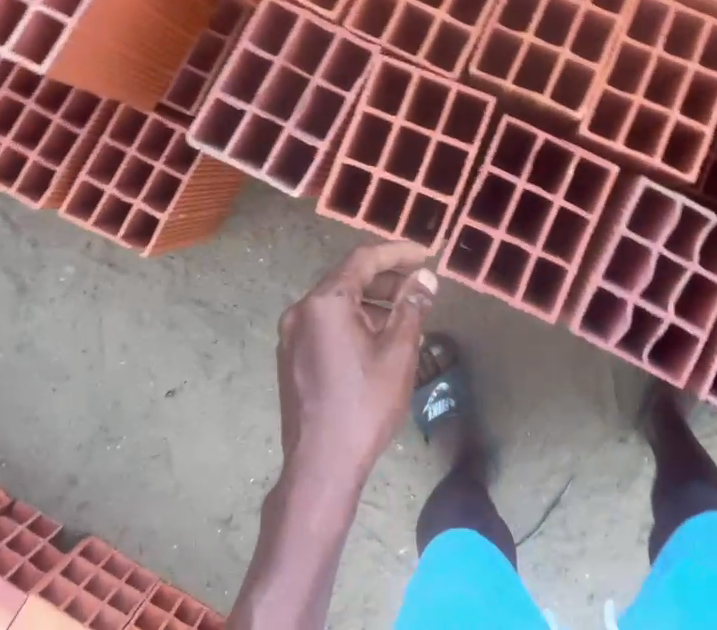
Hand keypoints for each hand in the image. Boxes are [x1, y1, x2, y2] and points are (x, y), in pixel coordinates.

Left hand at [275, 242, 437, 478]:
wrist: (322, 463)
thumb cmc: (365, 404)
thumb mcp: (398, 352)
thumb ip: (411, 307)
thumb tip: (424, 279)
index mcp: (325, 303)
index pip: (364, 259)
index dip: (397, 253)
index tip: (425, 255)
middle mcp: (301, 311)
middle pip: (347, 278)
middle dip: (386, 277)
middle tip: (419, 284)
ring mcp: (291, 336)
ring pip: (336, 302)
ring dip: (371, 300)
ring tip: (405, 312)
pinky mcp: (291, 358)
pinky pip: (325, 324)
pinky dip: (353, 319)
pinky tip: (378, 337)